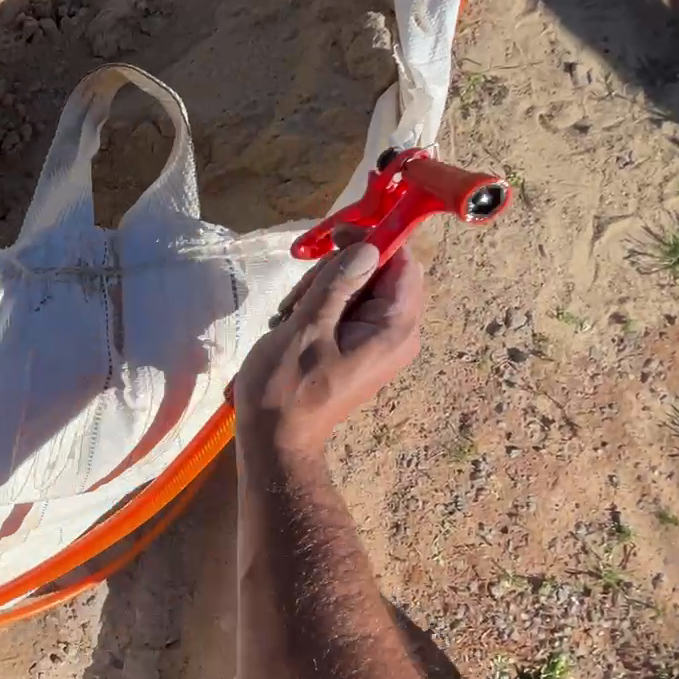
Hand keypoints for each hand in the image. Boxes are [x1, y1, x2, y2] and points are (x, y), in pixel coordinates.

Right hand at [234, 243, 424, 459]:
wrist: (275, 441)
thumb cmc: (286, 389)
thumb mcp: (304, 330)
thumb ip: (336, 285)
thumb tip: (367, 247)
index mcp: (394, 328)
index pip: (403, 265)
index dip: (373, 242)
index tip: (333, 237)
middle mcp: (398, 336)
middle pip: (379, 277)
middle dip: (336, 275)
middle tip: (295, 297)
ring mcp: (378, 347)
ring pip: (358, 296)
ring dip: (320, 294)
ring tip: (287, 317)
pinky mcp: (358, 355)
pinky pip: (348, 317)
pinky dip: (320, 313)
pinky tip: (291, 327)